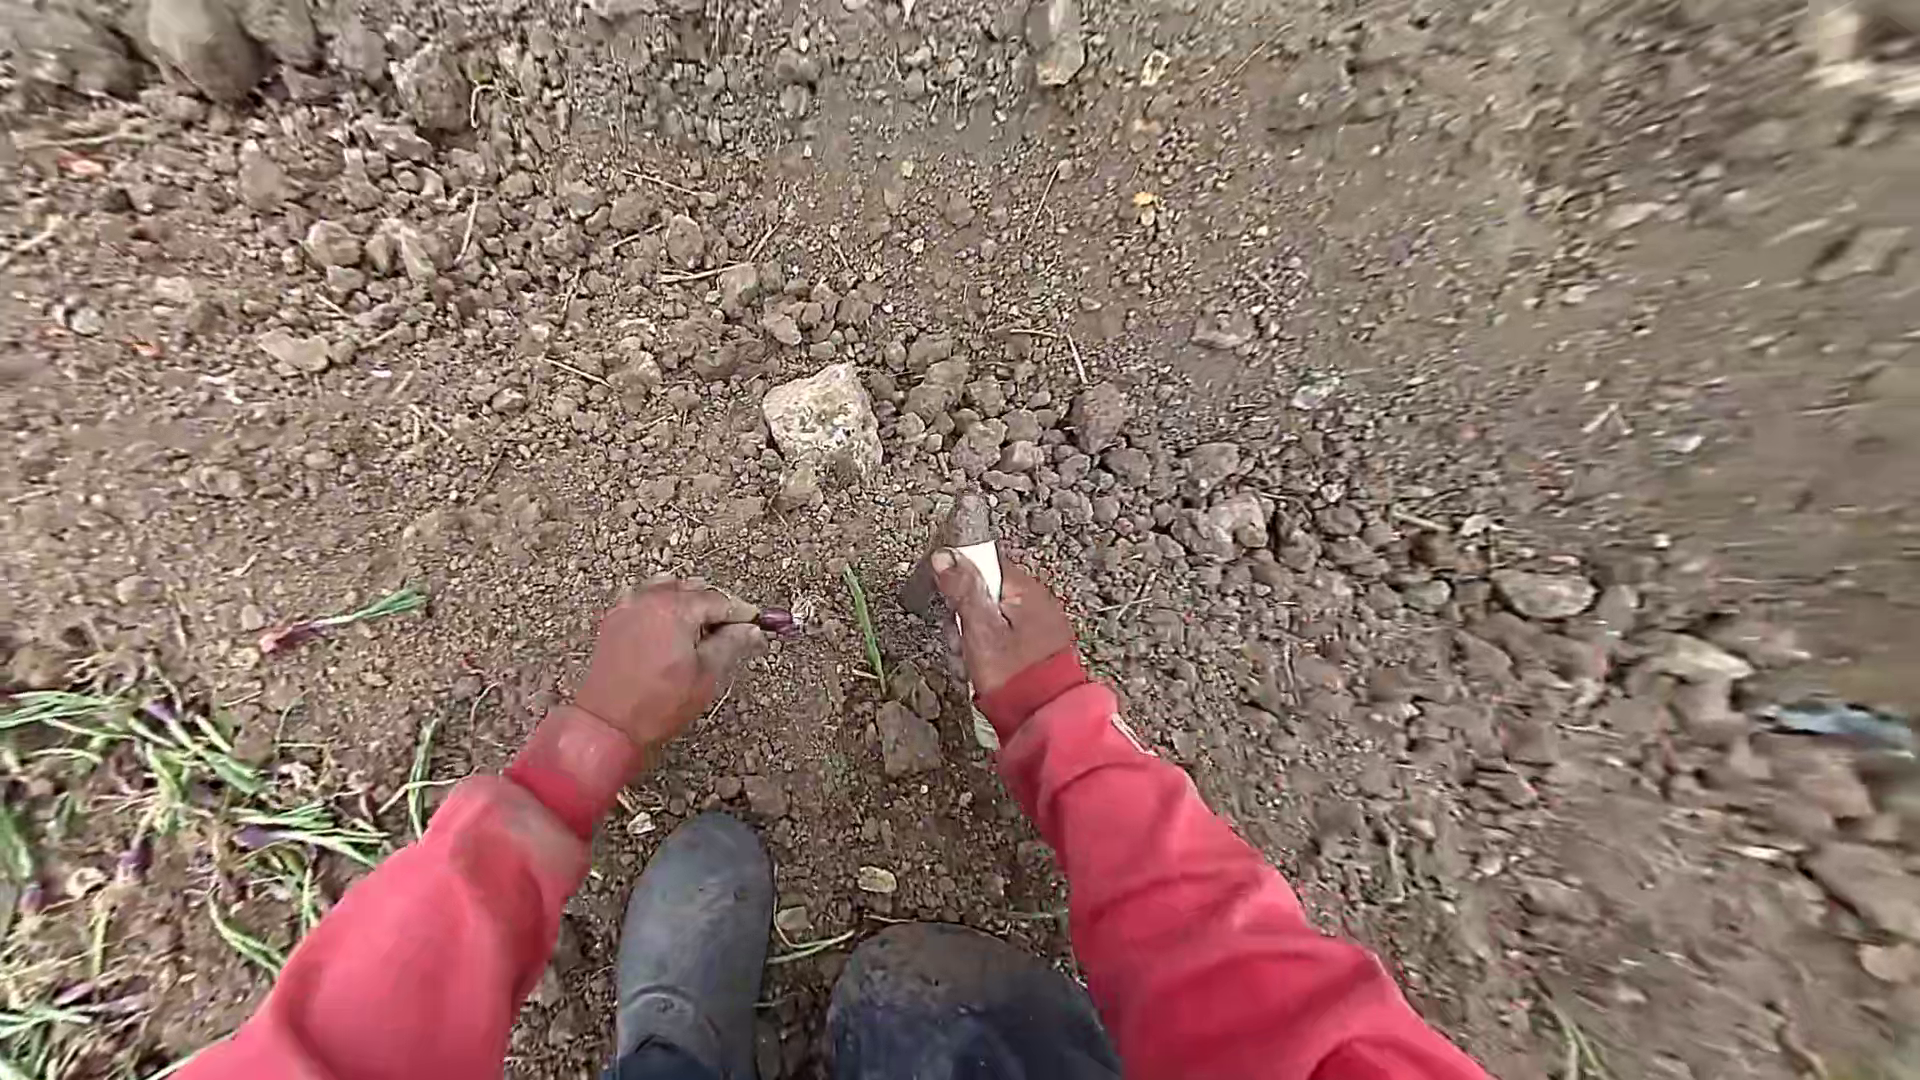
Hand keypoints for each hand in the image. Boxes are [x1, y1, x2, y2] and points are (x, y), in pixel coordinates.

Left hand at [574, 580, 765, 747]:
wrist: (607, 726)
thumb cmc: (657, 703)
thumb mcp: (707, 673)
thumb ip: (732, 642)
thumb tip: (751, 629)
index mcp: (675, 608)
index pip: (719, 600)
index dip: (741, 612)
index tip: (755, 624)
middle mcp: (649, 600)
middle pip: (695, 590)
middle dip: (716, 607)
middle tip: (733, 630)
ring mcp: (628, 608)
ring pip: (669, 589)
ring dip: (690, 602)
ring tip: (703, 628)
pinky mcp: (615, 621)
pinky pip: (646, 599)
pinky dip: (664, 605)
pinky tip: (673, 626)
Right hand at [930, 548, 1076, 696]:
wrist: (1044, 717)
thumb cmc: (1013, 674)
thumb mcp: (980, 628)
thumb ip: (964, 590)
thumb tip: (945, 556)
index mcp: (1026, 590)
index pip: (985, 563)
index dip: (961, 580)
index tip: (950, 604)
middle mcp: (1037, 602)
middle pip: (986, 593)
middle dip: (964, 616)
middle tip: (959, 640)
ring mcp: (1039, 626)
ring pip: (991, 618)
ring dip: (973, 637)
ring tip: (969, 660)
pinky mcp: (1037, 648)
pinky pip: (1003, 638)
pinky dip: (989, 651)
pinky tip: (982, 669)